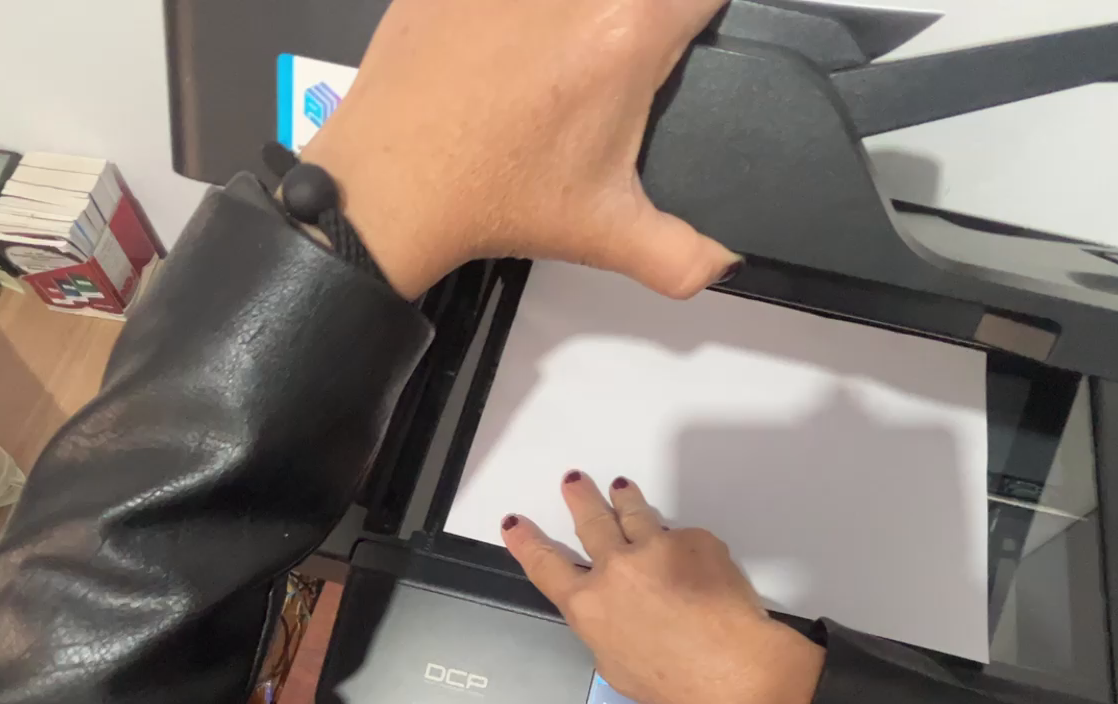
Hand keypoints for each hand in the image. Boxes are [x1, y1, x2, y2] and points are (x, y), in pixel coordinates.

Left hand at [299, 0, 739, 299]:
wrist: (396, 186)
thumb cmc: (491, 198)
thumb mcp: (603, 234)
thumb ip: (679, 256)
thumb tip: (721, 265)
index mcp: (626, 30)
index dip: (701, 16)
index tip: (684, 40)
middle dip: (635, 23)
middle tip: (609, 68)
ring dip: (579, 19)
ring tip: (550, 71)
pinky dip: (522, 17)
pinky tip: (508, 55)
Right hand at [501, 472, 824, 703]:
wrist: (736, 671)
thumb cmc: (674, 686)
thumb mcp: (616, 668)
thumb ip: (604, 629)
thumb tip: (613, 612)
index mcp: (588, 606)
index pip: (546, 565)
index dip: (527, 543)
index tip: (515, 524)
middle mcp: (616, 568)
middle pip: (591, 522)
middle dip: (580, 499)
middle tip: (574, 481)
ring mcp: (657, 548)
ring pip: (634, 514)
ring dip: (624, 499)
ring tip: (621, 488)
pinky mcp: (696, 540)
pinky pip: (683, 539)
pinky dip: (683, 548)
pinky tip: (697, 568)